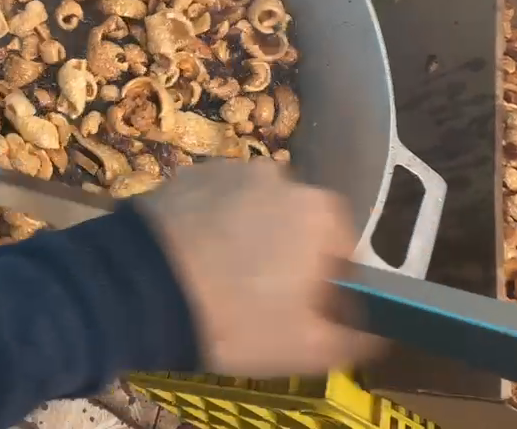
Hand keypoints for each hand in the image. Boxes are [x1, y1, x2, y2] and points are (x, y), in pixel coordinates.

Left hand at [133, 158, 377, 376]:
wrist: (146, 286)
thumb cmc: (239, 319)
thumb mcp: (313, 348)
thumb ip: (357, 333)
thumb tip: (370, 324)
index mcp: (318, 210)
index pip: (342, 244)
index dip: (328, 278)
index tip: (308, 306)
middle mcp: (278, 176)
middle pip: (296, 218)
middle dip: (287, 249)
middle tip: (263, 292)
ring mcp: (227, 169)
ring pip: (253, 206)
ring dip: (248, 232)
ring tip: (223, 275)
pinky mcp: (186, 173)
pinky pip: (214, 199)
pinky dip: (211, 220)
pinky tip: (195, 255)